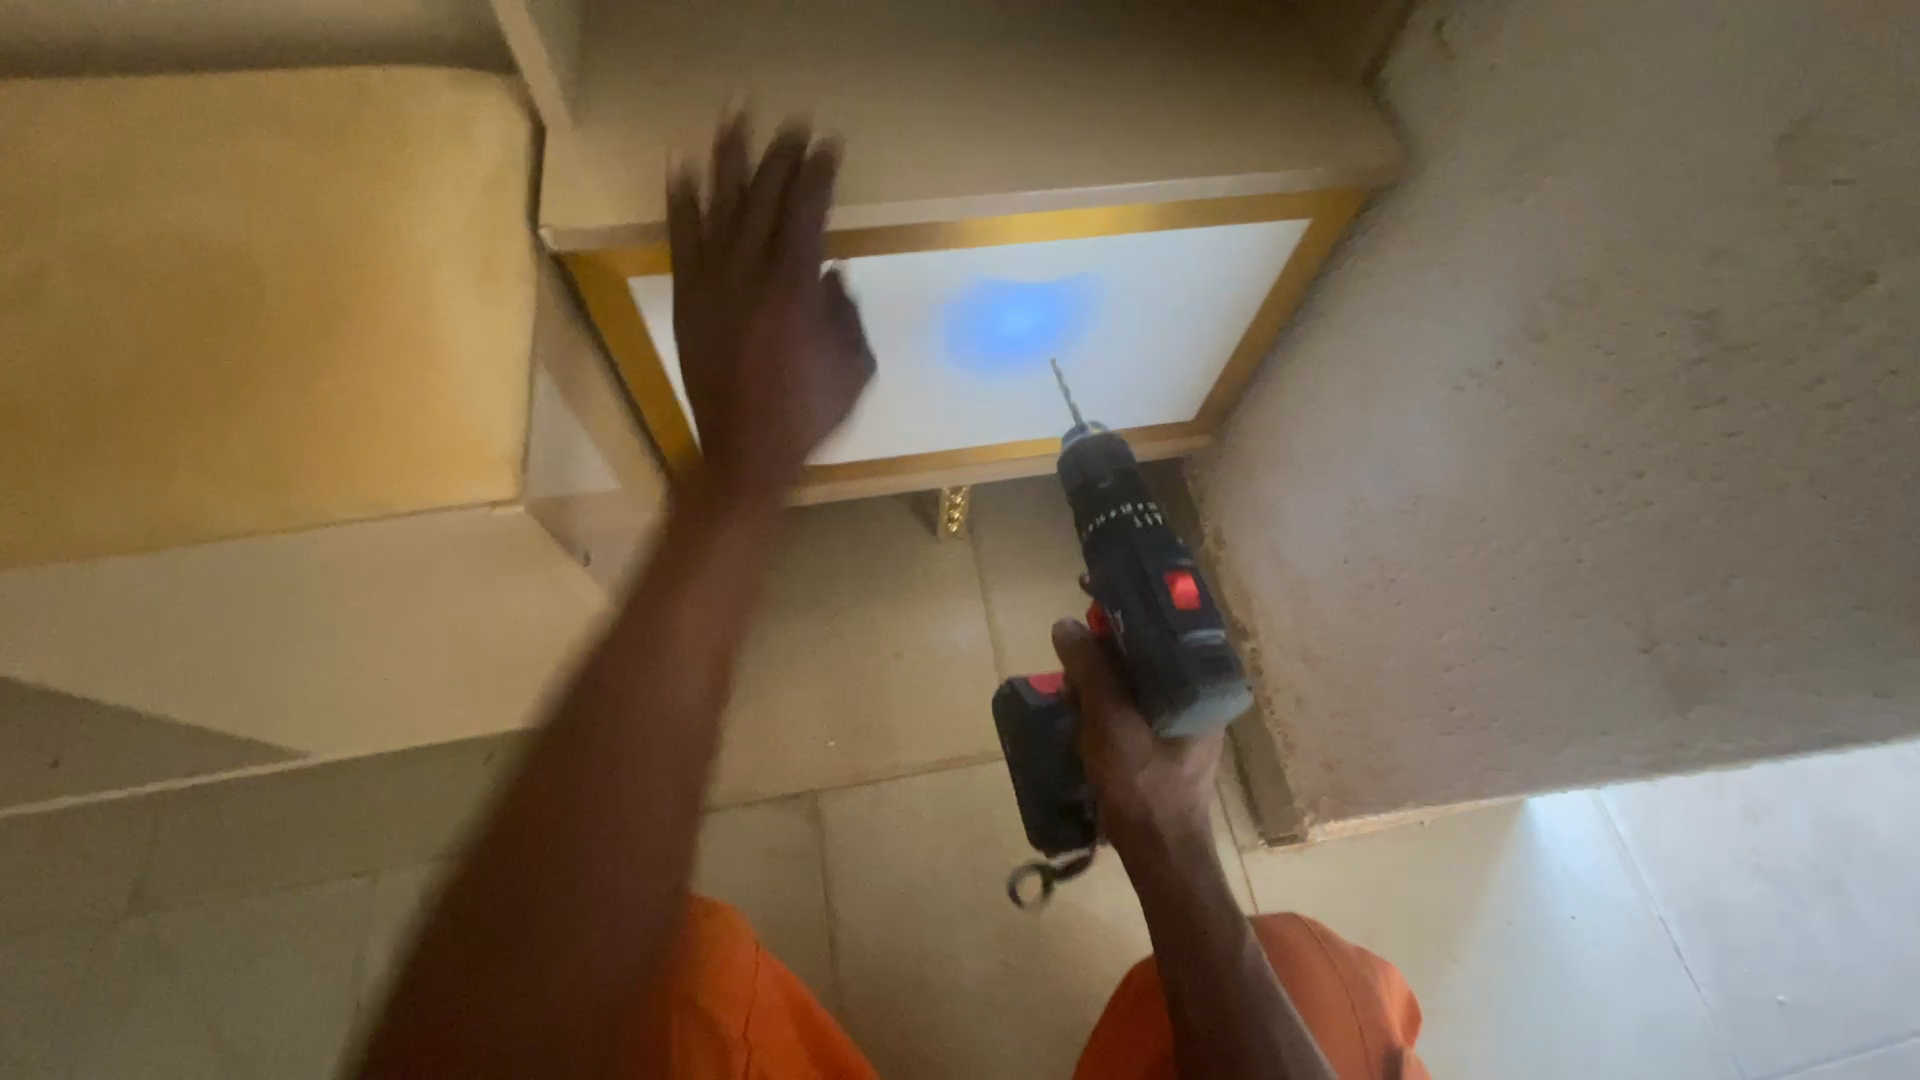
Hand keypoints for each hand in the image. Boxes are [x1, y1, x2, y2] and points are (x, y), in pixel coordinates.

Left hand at [666, 114, 875, 500]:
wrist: (746, 453)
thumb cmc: (809, 416)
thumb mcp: (854, 369)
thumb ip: (846, 316)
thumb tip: (832, 277)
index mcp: (796, 291)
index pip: (808, 214)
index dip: (819, 175)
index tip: (829, 146)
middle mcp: (751, 276)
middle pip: (764, 200)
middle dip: (780, 158)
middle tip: (793, 125)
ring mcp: (713, 286)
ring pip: (720, 209)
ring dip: (728, 160)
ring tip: (735, 117)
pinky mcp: (689, 301)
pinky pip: (682, 241)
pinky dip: (681, 202)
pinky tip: (681, 167)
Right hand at [1051, 619, 1222, 863]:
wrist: (1159, 856)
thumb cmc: (1142, 785)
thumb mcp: (1110, 721)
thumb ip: (1091, 670)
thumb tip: (1066, 624)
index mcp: (1204, 686)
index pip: (1165, 630)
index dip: (1125, 621)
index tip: (1090, 620)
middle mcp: (1201, 699)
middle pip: (1146, 657)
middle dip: (1103, 662)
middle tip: (1074, 678)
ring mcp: (1185, 725)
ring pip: (1136, 685)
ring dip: (1100, 688)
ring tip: (1073, 702)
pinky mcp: (1167, 746)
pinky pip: (1134, 710)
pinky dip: (1107, 710)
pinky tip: (1084, 724)